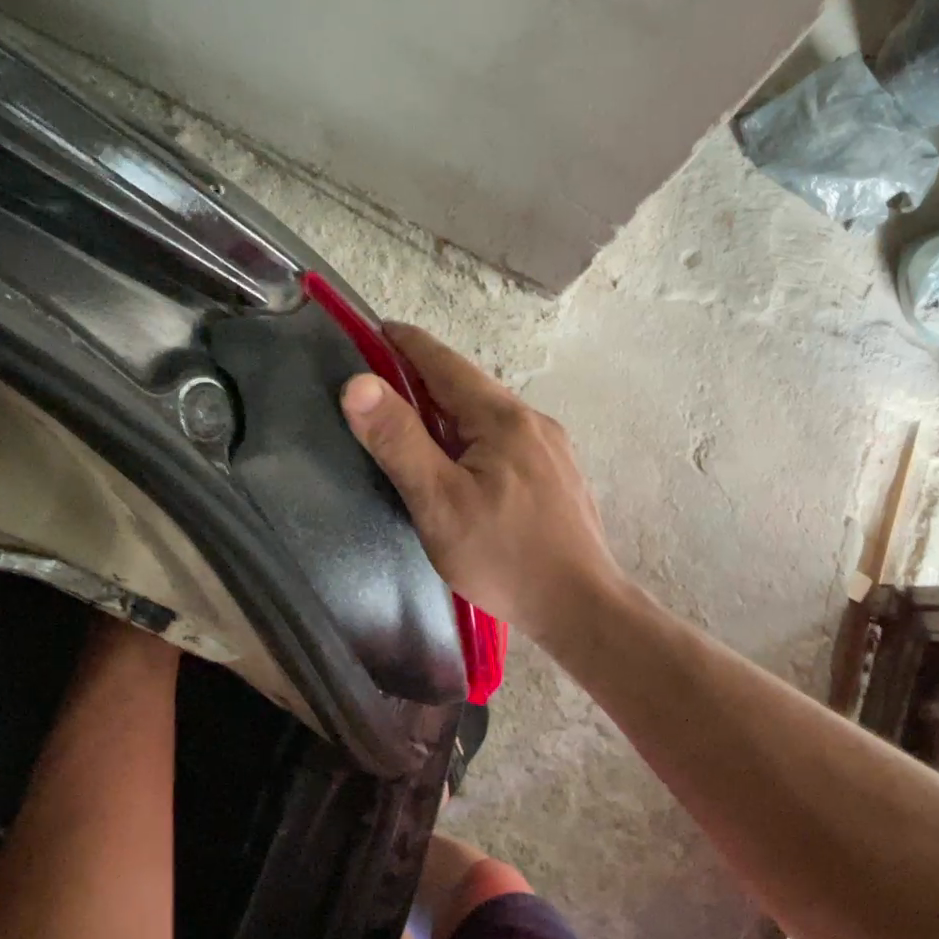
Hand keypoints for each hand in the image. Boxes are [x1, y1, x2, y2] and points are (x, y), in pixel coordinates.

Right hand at [339, 323, 624, 641]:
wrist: (581, 606)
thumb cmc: (504, 557)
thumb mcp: (439, 502)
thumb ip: (399, 441)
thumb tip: (357, 384)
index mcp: (502, 417)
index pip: (443, 360)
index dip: (403, 343)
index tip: (368, 331)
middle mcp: (532, 420)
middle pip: (467, 386)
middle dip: (421, 380)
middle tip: (378, 390)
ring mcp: (551, 448)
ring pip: (488, 415)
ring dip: (448, 413)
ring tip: (413, 431)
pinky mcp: (558, 475)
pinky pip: (506, 441)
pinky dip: (473, 438)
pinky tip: (462, 468)